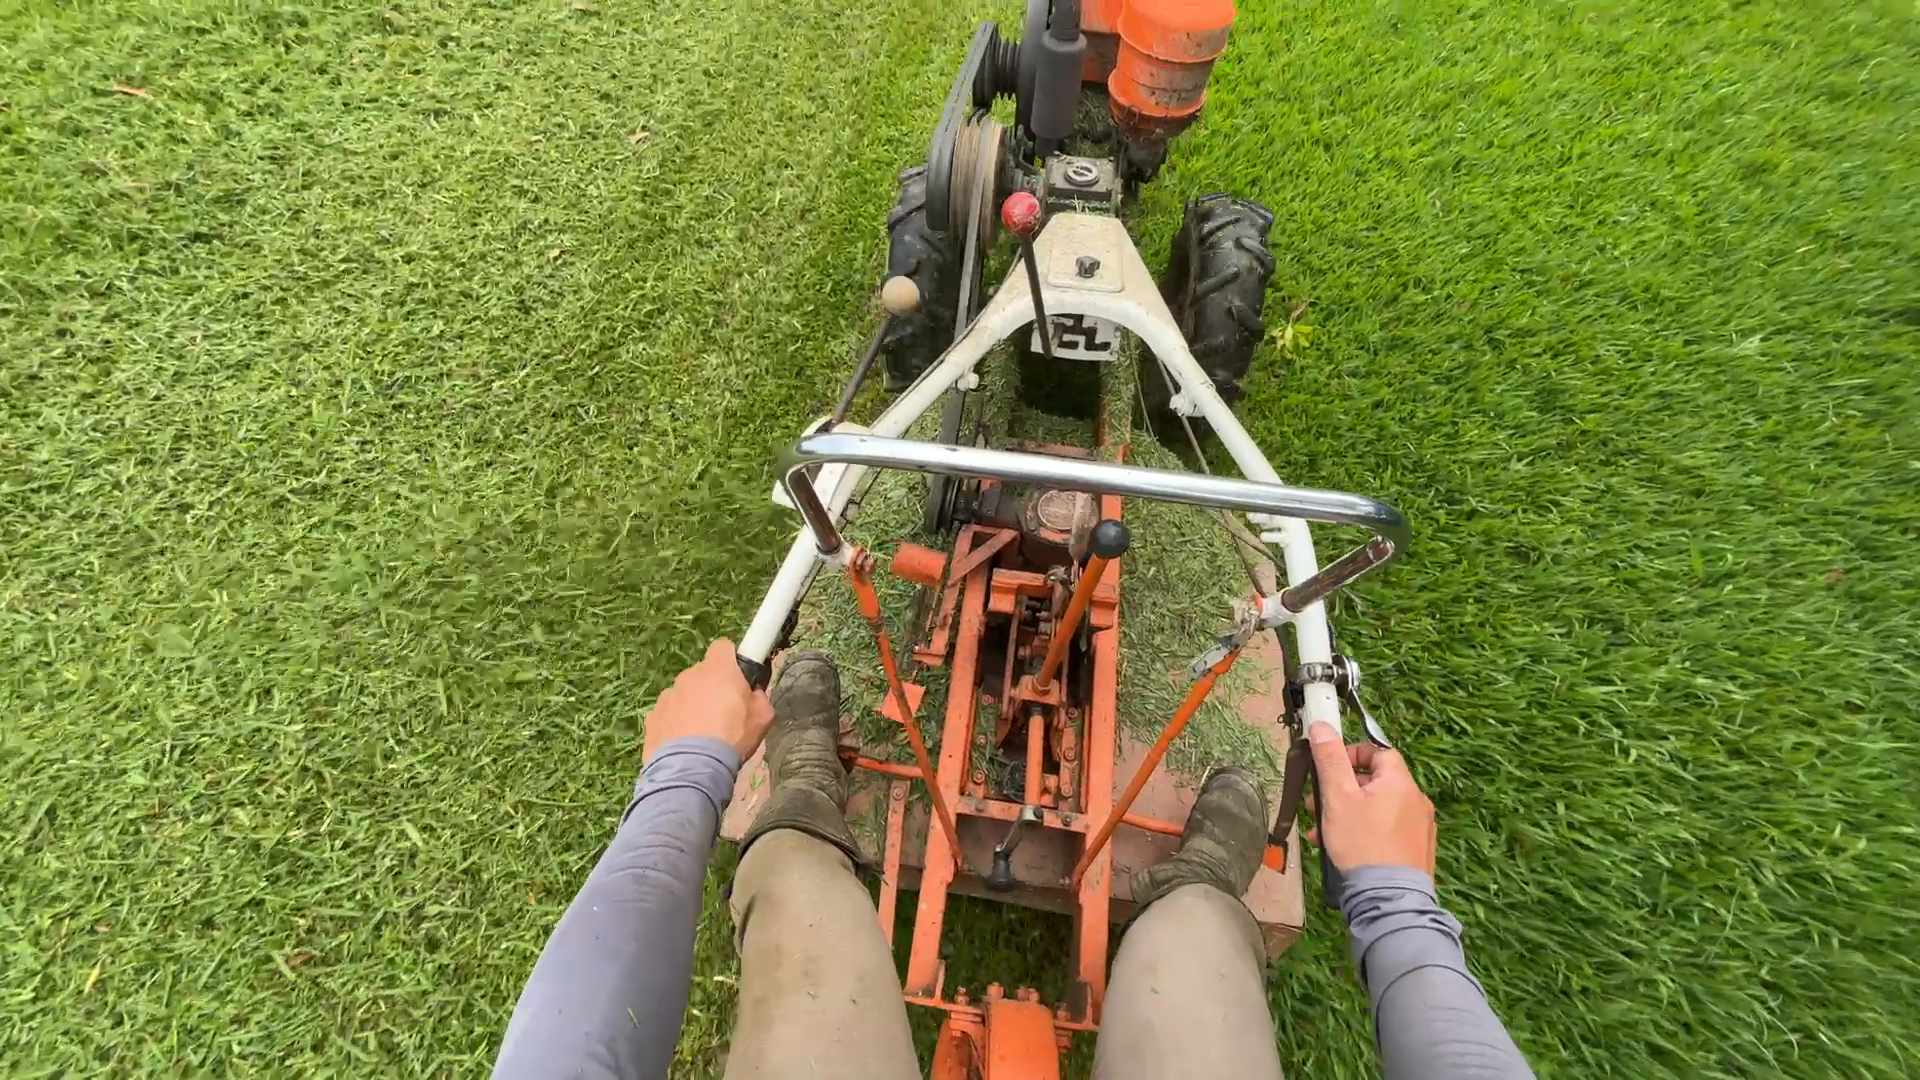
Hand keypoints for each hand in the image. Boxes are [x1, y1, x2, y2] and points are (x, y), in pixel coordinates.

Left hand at [641, 639, 774, 763]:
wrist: (692, 769)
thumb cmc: (733, 737)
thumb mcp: (763, 717)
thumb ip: (759, 697)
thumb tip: (752, 694)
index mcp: (719, 669)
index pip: (723, 646)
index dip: (731, 660)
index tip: (737, 678)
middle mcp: (690, 675)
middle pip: (702, 673)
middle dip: (711, 686)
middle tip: (723, 712)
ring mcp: (668, 696)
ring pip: (684, 693)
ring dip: (692, 705)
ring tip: (702, 734)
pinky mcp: (652, 717)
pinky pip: (668, 713)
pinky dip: (676, 723)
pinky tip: (685, 744)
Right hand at [1306, 721, 1437, 875]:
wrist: (1389, 899)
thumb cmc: (1362, 842)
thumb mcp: (1337, 796)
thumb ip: (1330, 759)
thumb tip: (1322, 727)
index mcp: (1400, 783)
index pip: (1378, 751)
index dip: (1351, 753)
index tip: (1330, 767)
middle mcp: (1415, 801)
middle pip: (1374, 780)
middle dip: (1341, 787)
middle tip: (1318, 802)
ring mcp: (1419, 827)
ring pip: (1376, 806)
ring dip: (1347, 810)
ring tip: (1323, 827)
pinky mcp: (1415, 849)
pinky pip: (1384, 828)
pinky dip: (1362, 829)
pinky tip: (1340, 845)